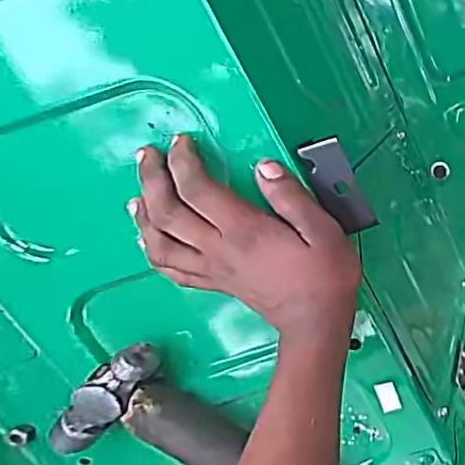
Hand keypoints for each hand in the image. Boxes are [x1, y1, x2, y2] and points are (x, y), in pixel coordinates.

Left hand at [131, 135, 360, 341]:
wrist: (316, 322)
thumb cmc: (325, 276)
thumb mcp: (323, 230)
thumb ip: (292, 197)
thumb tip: (265, 167)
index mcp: (244, 231)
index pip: (198, 189)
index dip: (184, 161)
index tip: (183, 142)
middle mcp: (219, 249)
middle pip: (167, 212)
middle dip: (153, 178)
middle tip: (149, 155)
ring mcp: (212, 269)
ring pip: (159, 242)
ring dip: (144, 215)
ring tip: (139, 193)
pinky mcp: (214, 283)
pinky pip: (170, 268)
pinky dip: (152, 250)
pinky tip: (148, 238)